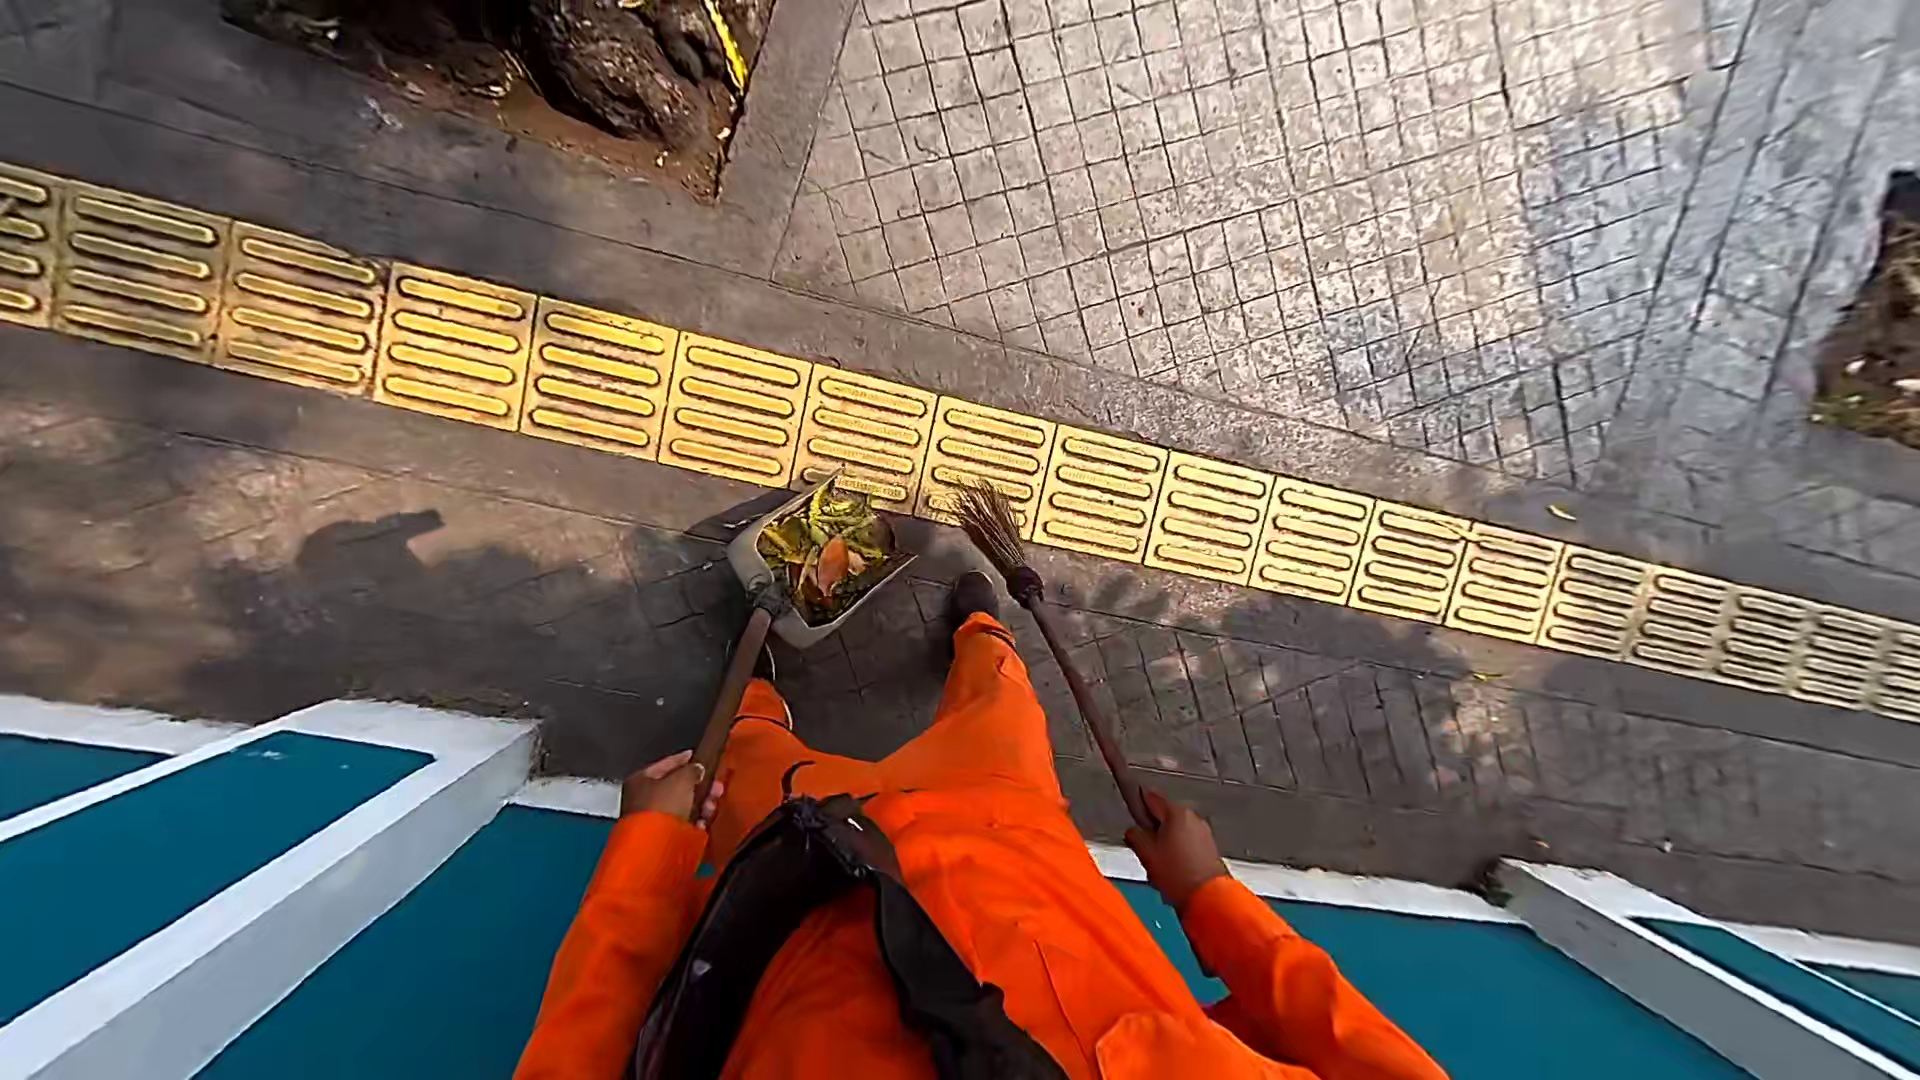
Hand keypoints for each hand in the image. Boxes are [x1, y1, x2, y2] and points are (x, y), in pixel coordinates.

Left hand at [619, 750, 723, 825]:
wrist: (656, 844)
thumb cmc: (664, 804)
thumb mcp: (683, 778)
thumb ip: (692, 769)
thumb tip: (697, 769)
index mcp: (640, 780)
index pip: (665, 763)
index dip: (683, 759)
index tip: (697, 756)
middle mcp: (642, 798)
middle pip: (676, 786)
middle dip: (698, 784)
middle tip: (714, 784)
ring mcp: (653, 818)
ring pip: (683, 804)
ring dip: (701, 802)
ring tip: (712, 802)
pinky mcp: (663, 835)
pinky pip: (685, 821)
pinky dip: (697, 819)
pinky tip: (705, 818)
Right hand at [1124, 789, 1228, 911]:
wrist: (1209, 901)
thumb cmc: (1179, 876)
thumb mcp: (1145, 852)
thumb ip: (1134, 834)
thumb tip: (1133, 831)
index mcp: (1176, 812)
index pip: (1150, 796)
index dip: (1138, 803)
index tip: (1132, 812)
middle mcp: (1193, 819)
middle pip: (1164, 815)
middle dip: (1153, 828)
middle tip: (1144, 845)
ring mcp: (1204, 834)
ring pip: (1176, 831)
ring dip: (1166, 842)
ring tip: (1159, 863)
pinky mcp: (1210, 850)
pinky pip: (1188, 844)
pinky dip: (1179, 852)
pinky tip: (1173, 870)